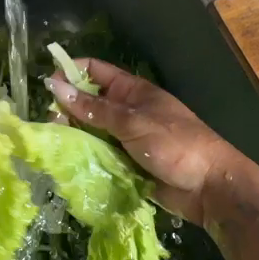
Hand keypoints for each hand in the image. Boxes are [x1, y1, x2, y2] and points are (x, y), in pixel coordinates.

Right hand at [48, 58, 245, 224]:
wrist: (211, 188)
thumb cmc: (176, 144)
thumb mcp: (132, 123)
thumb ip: (93, 108)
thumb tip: (55, 86)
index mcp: (131, 90)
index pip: (93, 70)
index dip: (70, 72)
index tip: (47, 86)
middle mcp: (125, 110)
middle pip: (87, 102)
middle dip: (66, 108)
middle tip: (49, 123)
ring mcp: (125, 138)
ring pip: (90, 130)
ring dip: (73, 134)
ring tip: (54, 144)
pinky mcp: (126, 163)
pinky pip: (99, 155)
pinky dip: (84, 157)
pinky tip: (67, 162)